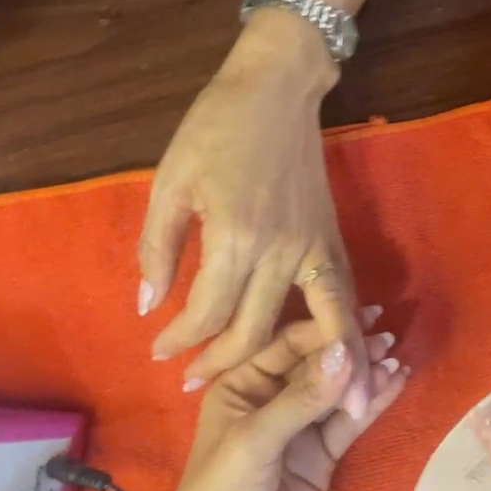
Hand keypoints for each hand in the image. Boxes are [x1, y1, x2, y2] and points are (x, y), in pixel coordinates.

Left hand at [140, 12, 372, 413]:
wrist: (277, 89)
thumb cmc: (215, 128)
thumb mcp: (170, 180)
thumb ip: (157, 246)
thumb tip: (147, 304)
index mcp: (234, 237)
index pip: (206, 311)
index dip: (178, 338)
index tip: (157, 348)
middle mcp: (280, 253)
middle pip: (251, 331)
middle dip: (217, 362)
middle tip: (189, 379)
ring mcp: (314, 249)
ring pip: (304, 328)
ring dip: (289, 369)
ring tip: (279, 402)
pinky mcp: (332, 241)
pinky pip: (340, 301)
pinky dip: (343, 338)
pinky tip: (343, 367)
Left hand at [150, 314, 407, 490]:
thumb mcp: (255, 445)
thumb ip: (302, 399)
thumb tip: (345, 350)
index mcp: (239, 385)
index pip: (286, 345)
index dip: (323, 333)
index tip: (361, 318)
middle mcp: (268, 399)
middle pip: (314, 365)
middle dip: (348, 349)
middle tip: (388, 330)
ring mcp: (296, 429)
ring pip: (335, 392)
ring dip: (364, 374)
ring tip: (398, 354)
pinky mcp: (319, 458)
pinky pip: (348, 422)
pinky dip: (372, 404)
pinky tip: (395, 382)